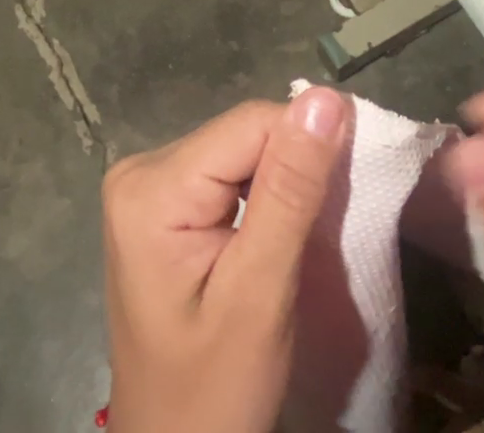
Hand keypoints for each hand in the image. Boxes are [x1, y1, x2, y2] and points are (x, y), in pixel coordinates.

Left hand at [102, 88, 350, 432]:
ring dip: (280, 186)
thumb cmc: (216, 386)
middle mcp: (140, 168)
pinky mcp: (161, 203)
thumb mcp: (259, 291)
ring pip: (241, 152)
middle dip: (292, 172)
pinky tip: (272, 234)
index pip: (251, 124)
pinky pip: (228, 174)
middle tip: (320, 231)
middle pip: (244, 135)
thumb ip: (290, 191)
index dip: (307, 150)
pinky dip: (262, 198)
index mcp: (151, 186)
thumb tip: (325, 97)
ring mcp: (146, 185)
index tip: (344, 197)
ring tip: (296, 239)